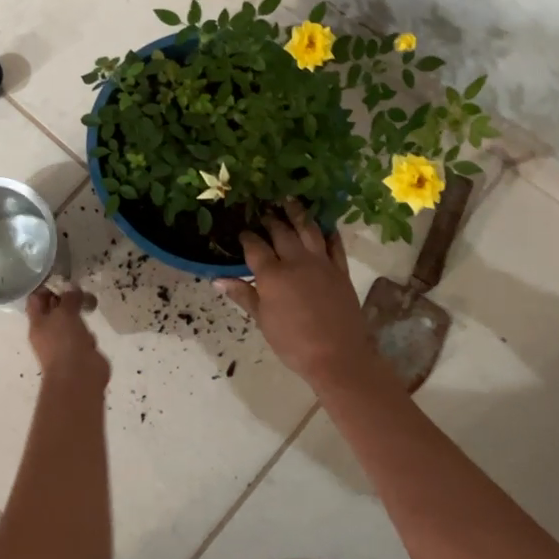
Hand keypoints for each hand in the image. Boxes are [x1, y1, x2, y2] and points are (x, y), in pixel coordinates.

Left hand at [25, 288, 108, 385]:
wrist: (79, 376)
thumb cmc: (65, 341)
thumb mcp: (65, 313)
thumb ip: (68, 298)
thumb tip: (72, 287)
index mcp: (37, 323)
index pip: (36, 300)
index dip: (45, 288)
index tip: (61, 278)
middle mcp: (47, 333)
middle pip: (54, 311)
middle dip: (66, 301)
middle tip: (79, 289)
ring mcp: (63, 344)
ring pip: (69, 324)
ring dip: (78, 317)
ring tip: (89, 306)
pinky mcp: (79, 354)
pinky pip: (82, 338)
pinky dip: (88, 335)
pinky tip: (92, 335)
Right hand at [216, 199, 375, 386]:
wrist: (338, 357)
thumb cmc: (293, 343)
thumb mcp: (262, 320)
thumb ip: (243, 295)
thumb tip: (217, 280)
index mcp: (272, 274)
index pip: (255, 246)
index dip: (247, 237)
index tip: (242, 232)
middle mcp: (295, 261)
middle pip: (280, 232)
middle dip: (270, 220)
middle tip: (264, 212)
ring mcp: (321, 264)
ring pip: (308, 230)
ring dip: (297, 214)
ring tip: (289, 201)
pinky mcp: (341, 271)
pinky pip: (335, 245)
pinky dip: (329, 233)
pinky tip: (324, 226)